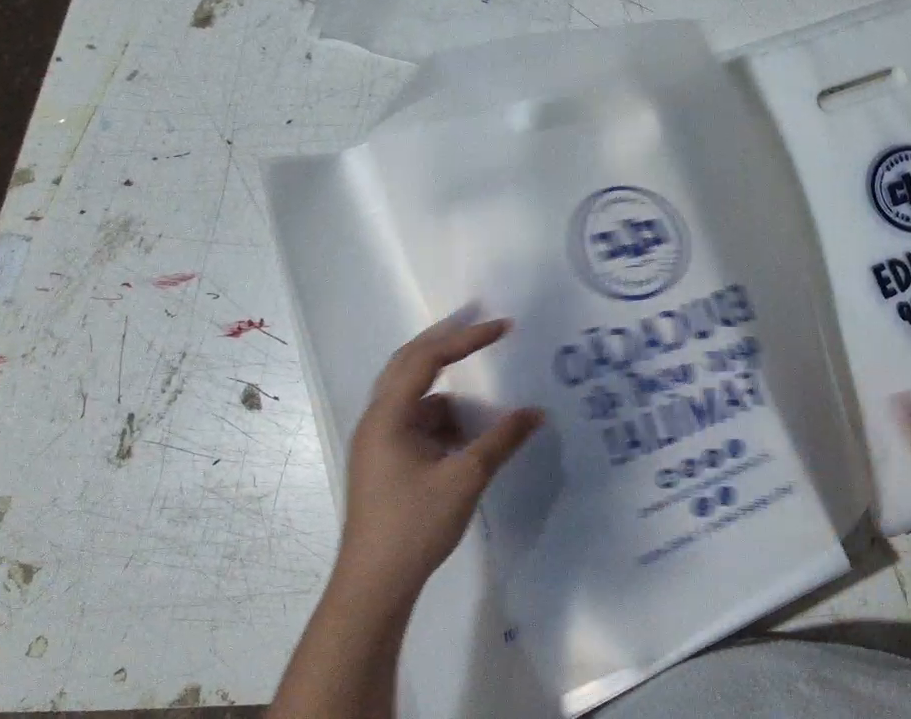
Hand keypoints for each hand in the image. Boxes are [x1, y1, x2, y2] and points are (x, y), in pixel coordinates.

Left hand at [336, 315, 542, 604]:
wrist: (374, 586)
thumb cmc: (415, 525)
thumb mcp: (467, 477)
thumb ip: (502, 439)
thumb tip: (537, 412)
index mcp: (387, 417)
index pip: (426, 358)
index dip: (465, 338)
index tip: (503, 327)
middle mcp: (377, 422)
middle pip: (410, 364)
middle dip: (448, 342)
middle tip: (484, 324)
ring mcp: (380, 443)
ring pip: (417, 397)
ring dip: (451, 390)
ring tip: (488, 397)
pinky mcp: (388, 463)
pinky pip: (420, 423)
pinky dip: (448, 418)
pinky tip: (472, 435)